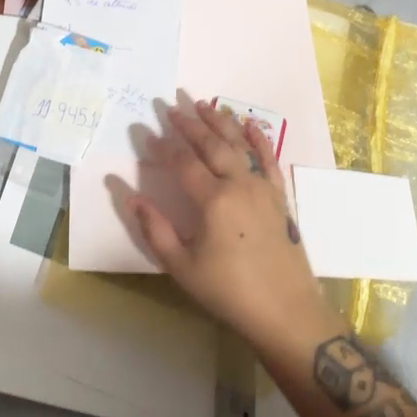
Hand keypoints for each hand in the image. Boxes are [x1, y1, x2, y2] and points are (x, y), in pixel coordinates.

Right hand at [122, 98, 328, 345]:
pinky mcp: (280, 197)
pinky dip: (259, 139)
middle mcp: (239, 185)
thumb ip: (155, 228)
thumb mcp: (182, 267)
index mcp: (213, 201)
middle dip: (189, 124)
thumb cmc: (229, 292)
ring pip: (239, 144)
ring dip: (220, 122)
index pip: (182, 162)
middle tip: (171, 107)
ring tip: (203, 104)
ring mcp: (263, 188)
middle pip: (211, 144)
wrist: (287, 312)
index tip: (146, 132)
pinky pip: (269, 159)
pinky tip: (250, 124)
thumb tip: (129, 196)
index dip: (162, 146)